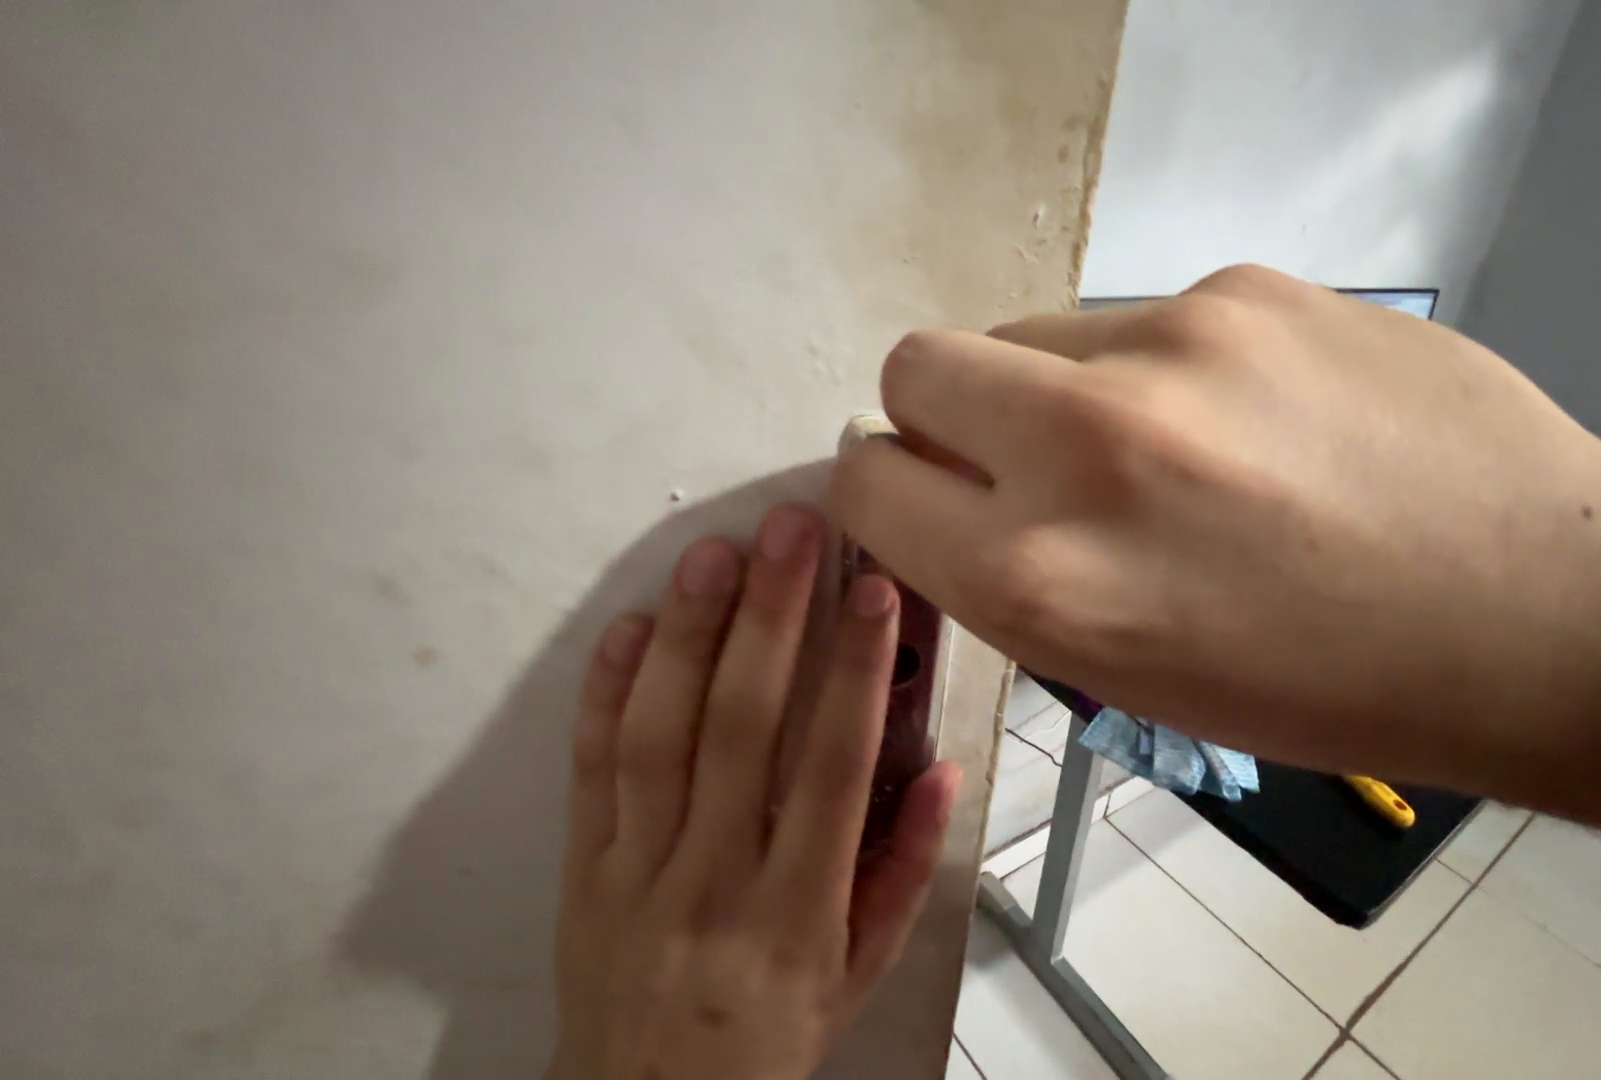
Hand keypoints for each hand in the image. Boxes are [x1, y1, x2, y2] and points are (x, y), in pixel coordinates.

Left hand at [549, 505, 962, 1079]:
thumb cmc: (775, 1036)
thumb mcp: (863, 975)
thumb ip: (906, 872)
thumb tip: (943, 770)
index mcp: (797, 910)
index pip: (834, 769)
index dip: (855, 673)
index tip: (873, 590)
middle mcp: (713, 878)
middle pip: (742, 729)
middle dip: (771, 618)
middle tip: (791, 529)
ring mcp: (634, 870)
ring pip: (659, 736)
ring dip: (690, 635)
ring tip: (716, 552)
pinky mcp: (578, 870)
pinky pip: (589, 772)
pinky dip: (605, 692)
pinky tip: (631, 623)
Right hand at [829, 265, 1600, 786]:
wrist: (1540, 613)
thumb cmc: (1310, 686)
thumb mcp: (1122, 675)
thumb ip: (1005, 577)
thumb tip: (940, 498)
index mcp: (1042, 580)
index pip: (866, 484)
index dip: (881, 493)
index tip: (922, 501)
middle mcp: (1084, 446)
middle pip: (914, 364)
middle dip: (938, 414)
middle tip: (1016, 457)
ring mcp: (1173, 344)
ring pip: (1028, 333)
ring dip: (1054, 390)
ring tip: (1160, 448)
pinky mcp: (1248, 285)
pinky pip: (1137, 319)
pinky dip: (1154, 367)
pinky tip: (1245, 419)